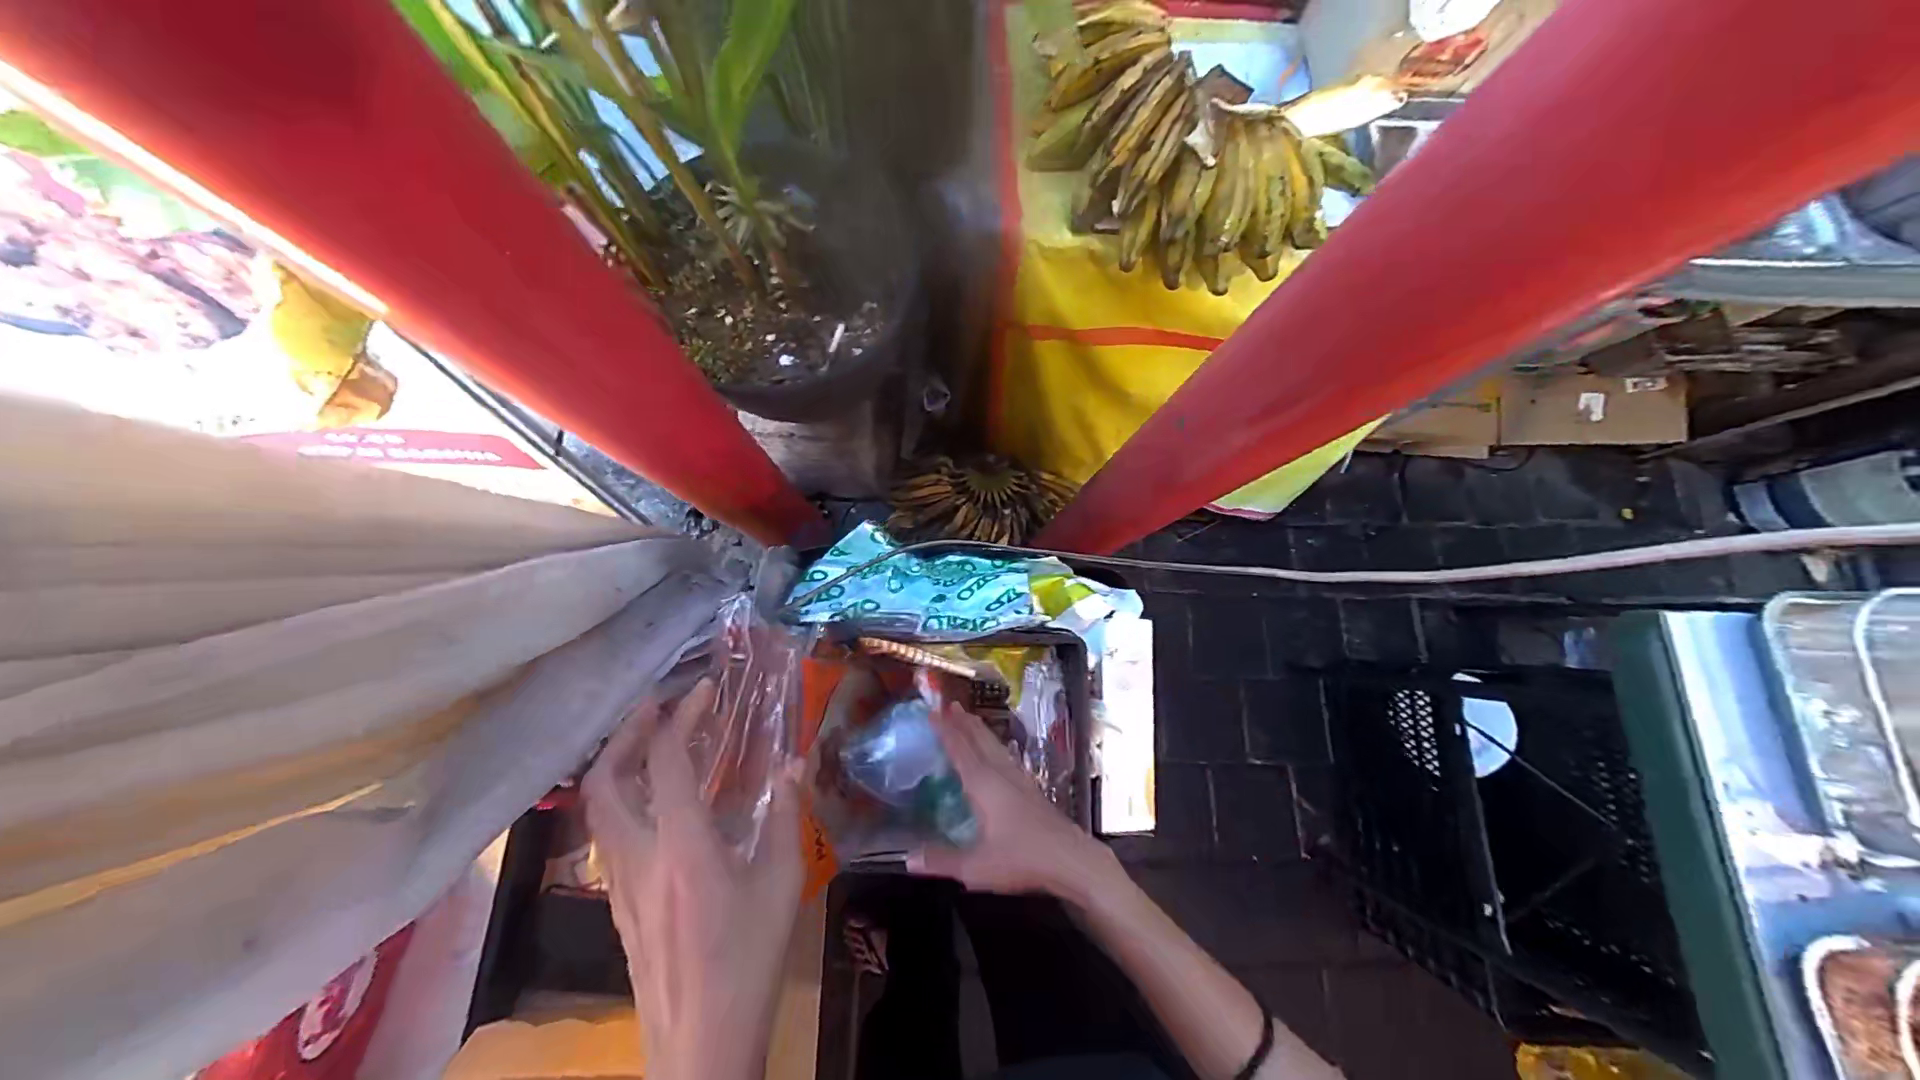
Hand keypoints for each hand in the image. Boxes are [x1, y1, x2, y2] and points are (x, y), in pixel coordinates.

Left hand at [583, 678, 802, 1079]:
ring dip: (615, 764)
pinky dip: (621, 799)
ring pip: (595, 809)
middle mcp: (637, 855)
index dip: (681, 716)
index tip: (704, 690)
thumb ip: (787, 815)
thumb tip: (793, 764)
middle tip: (655, 706)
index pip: (665, 761)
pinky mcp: (617, 903)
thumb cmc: (749, 957)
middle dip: (625, 733)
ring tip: (648, 743)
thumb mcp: (782, 882)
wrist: (701, 1039)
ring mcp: (618, 882)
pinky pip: (606, 835)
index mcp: (681, 844)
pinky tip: (655, 803)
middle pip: (604, 780)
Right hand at [907, 701, 1119, 904]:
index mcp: (984, 785)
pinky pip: (1006, 757)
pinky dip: (995, 746)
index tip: (933, 712)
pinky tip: (998, 753)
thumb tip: (908, 858)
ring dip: (980, 730)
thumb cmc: (1022, 859)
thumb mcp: (976, 867)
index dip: (946, 730)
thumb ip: (941, 861)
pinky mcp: (1032, 790)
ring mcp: (1020, 780)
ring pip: (995, 746)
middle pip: (980, 740)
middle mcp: (1001, 774)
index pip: (960, 750)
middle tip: (951, 704)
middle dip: (964, 722)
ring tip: (971, 719)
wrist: (1071, 859)